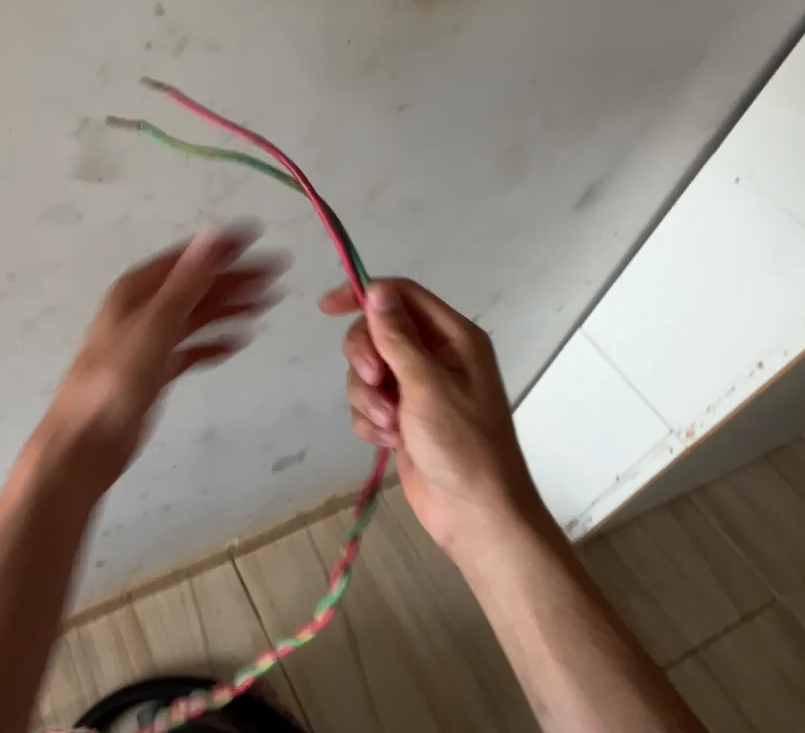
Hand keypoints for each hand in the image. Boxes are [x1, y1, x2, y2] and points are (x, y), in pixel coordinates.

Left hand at [40, 223, 285, 489]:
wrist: (85, 444)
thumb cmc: (115, 380)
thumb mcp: (155, 325)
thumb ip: (187, 282)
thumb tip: (213, 234)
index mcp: (137, 291)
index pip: (187, 259)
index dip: (221, 248)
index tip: (257, 238)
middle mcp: (142, 311)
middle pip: (195, 287)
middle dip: (234, 279)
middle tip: (275, 274)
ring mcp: (148, 343)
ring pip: (195, 316)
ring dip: (229, 307)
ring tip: (266, 303)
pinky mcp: (154, 373)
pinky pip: (190, 349)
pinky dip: (213, 343)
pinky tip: (236, 343)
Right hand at [321, 278, 540, 552]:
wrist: (476, 516)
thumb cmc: (463, 446)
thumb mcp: (427, 385)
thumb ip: (397, 337)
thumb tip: (376, 289)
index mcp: (453, 338)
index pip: (401, 296)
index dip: (364, 295)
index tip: (328, 308)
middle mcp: (435, 357)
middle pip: (377, 332)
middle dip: (365, 357)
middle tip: (374, 381)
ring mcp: (418, 389)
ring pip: (368, 370)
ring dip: (368, 397)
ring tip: (389, 425)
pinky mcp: (403, 418)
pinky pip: (369, 402)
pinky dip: (371, 420)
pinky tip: (388, 441)